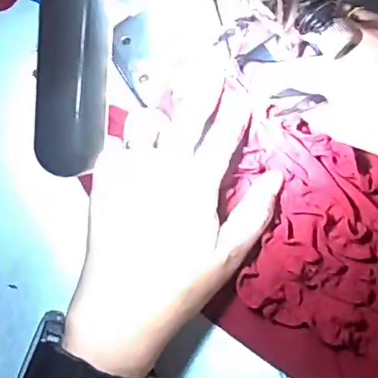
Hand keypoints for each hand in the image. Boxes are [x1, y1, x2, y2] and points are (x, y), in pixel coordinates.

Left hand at [65, 84, 281, 377]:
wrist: (117, 311)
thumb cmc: (180, 285)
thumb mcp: (229, 256)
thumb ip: (255, 212)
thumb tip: (276, 176)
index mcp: (196, 185)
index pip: (223, 138)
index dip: (237, 112)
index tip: (245, 92)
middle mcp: (162, 168)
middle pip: (185, 116)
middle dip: (202, 88)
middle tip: (211, 66)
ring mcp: (128, 172)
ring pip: (143, 121)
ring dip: (160, 111)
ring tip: (169, 110)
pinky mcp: (102, 182)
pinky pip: (114, 144)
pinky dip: (127, 139)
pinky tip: (135, 145)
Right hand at [246, 12, 377, 181]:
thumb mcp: (350, 130)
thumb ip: (315, 113)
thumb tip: (293, 105)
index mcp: (336, 69)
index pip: (287, 67)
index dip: (265, 72)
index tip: (250, 72)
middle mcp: (354, 36)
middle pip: (309, 24)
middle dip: (296, 38)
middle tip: (296, 55)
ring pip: (342, 15)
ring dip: (329, 31)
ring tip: (332, 49)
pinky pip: (373, 19)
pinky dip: (361, 32)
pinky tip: (369, 51)